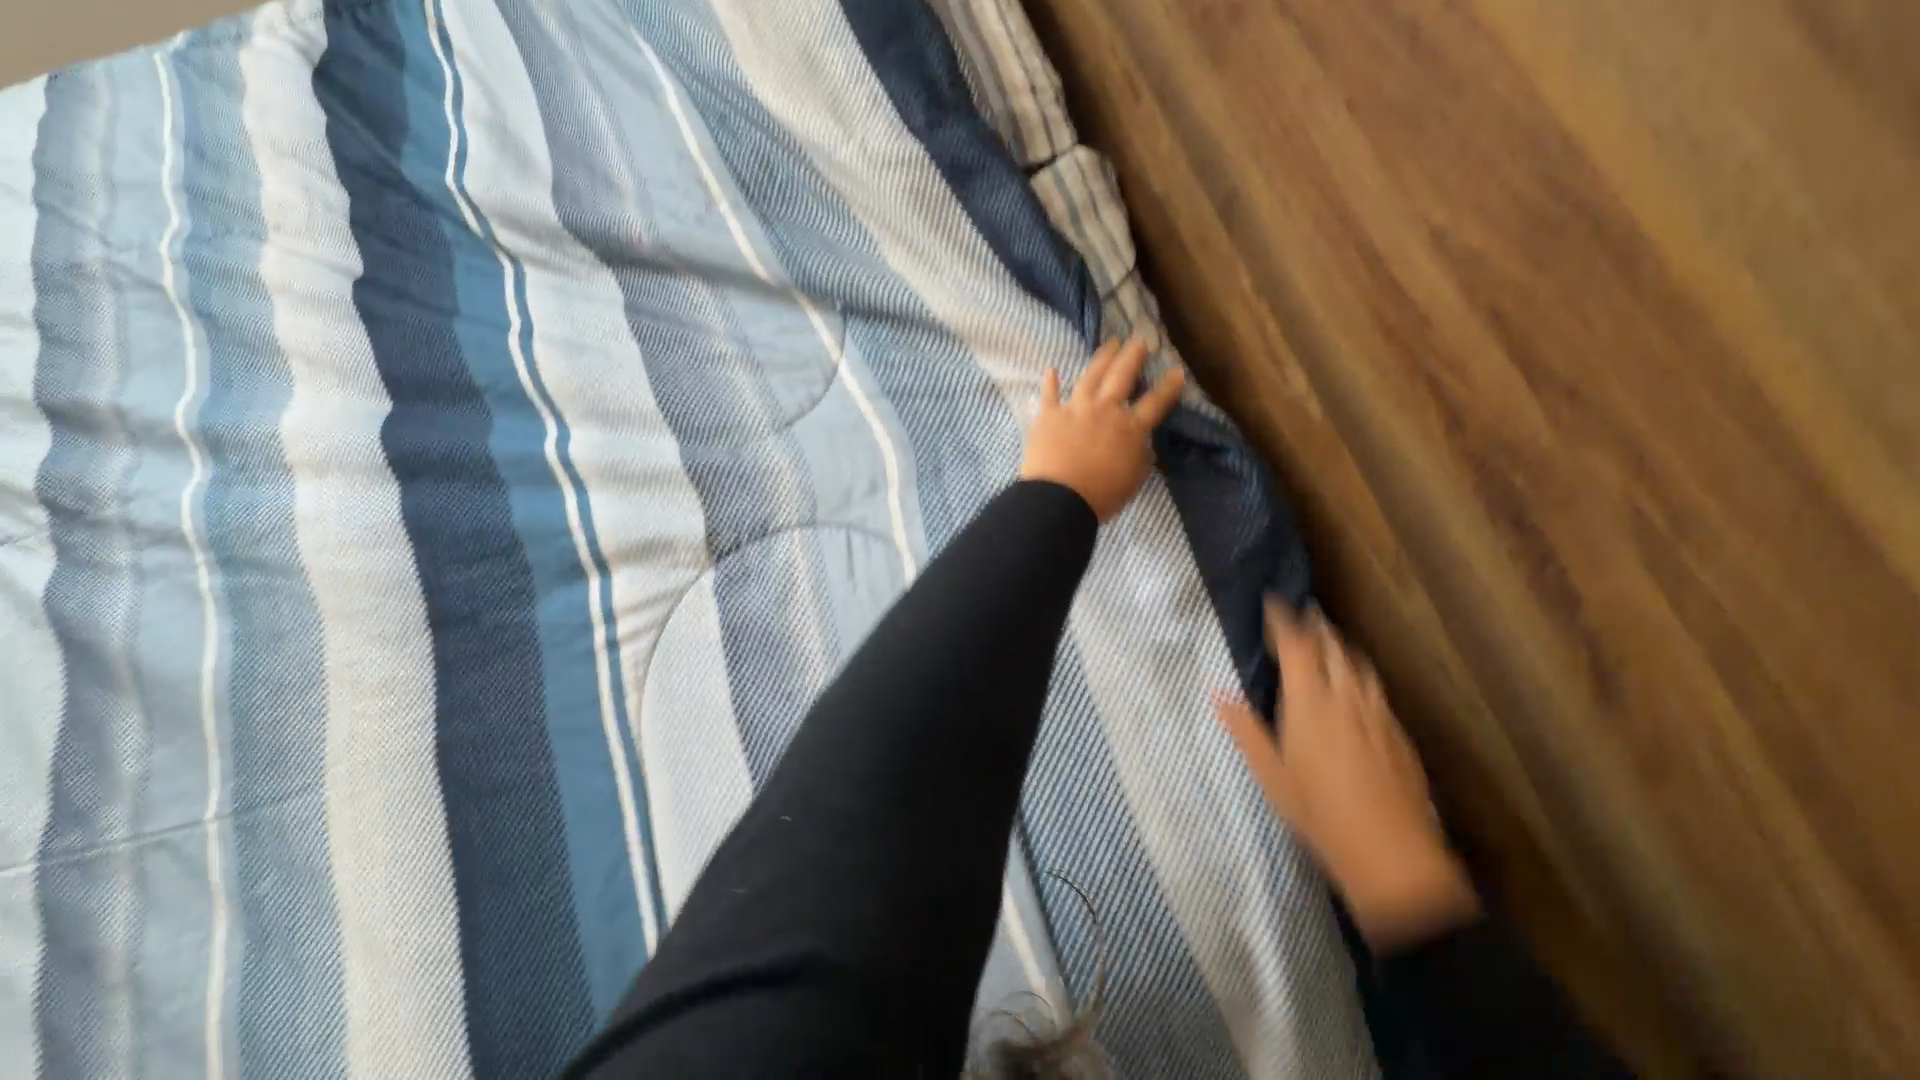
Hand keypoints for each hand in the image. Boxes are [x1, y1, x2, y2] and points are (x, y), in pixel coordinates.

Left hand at [1019, 339, 1185, 522]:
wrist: (1059, 499)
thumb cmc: (1101, 495)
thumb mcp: (1134, 480)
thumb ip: (1141, 458)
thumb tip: (1145, 445)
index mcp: (1129, 429)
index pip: (1155, 403)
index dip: (1168, 386)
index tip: (1177, 371)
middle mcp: (1104, 411)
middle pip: (1122, 376)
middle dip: (1133, 356)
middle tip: (1140, 340)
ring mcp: (1074, 410)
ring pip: (1091, 376)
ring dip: (1102, 358)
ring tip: (1111, 343)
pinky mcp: (1048, 416)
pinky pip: (1049, 395)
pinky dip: (1051, 382)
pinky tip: (1052, 369)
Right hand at [1217, 602, 1481, 949]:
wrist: (1390, 851)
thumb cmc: (1318, 813)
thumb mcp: (1271, 775)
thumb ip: (1244, 729)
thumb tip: (1217, 692)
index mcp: (1310, 702)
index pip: (1296, 645)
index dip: (1284, 621)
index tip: (1274, 603)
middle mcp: (1346, 697)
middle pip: (1332, 648)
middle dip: (1316, 627)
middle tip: (1303, 616)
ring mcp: (1377, 714)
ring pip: (1359, 666)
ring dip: (1341, 648)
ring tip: (1329, 643)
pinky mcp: (1398, 733)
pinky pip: (1376, 690)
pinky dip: (1360, 676)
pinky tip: (1357, 691)